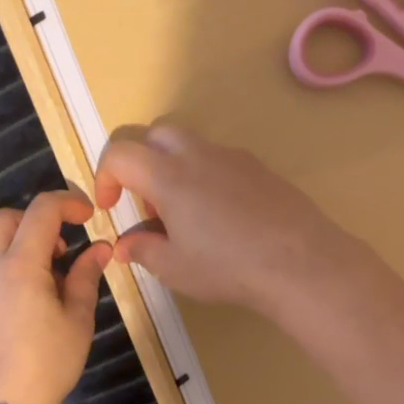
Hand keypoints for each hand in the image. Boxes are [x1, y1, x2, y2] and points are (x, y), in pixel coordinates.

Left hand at [0, 191, 112, 403]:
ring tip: (55, 278)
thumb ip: (86, 277)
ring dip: (26, 244)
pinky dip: (16, 267)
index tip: (89, 214)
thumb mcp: (77, 320)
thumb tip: (99, 248)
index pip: (41, 210)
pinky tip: (38, 300)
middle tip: (65, 245)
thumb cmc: (48, 364)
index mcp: (20, 265)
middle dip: (37, 218)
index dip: (68, 201)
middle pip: (7, 218)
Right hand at [94, 125, 381, 320]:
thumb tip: (124, 244)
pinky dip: (204, 182)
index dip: (105, 177)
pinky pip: (219, 163)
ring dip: (173, 173)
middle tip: (147, 208)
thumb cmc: (225, 266)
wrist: (298, 261)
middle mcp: (198, 155)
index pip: (120, 153)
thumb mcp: (173, 267)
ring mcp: (232, 157)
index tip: (109, 208)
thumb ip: (143, 250)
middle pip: (156, 135)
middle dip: (140, 164)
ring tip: (183, 221)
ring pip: (189, 147)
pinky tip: (218, 223)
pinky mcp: (258, 169)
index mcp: (168, 176)